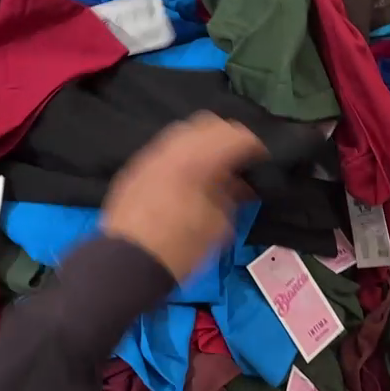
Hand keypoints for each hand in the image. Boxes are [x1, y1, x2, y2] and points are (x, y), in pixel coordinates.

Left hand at [101, 113, 266, 278]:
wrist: (125, 266)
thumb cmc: (180, 249)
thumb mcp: (218, 226)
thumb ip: (231, 196)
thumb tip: (239, 185)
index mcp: (199, 160)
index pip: (237, 136)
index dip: (256, 146)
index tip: (265, 161)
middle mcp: (173, 148)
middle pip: (209, 124)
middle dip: (229, 138)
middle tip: (241, 162)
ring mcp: (150, 156)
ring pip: (184, 132)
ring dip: (205, 144)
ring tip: (216, 169)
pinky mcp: (136, 168)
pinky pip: (166, 149)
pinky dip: (184, 155)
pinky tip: (189, 178)